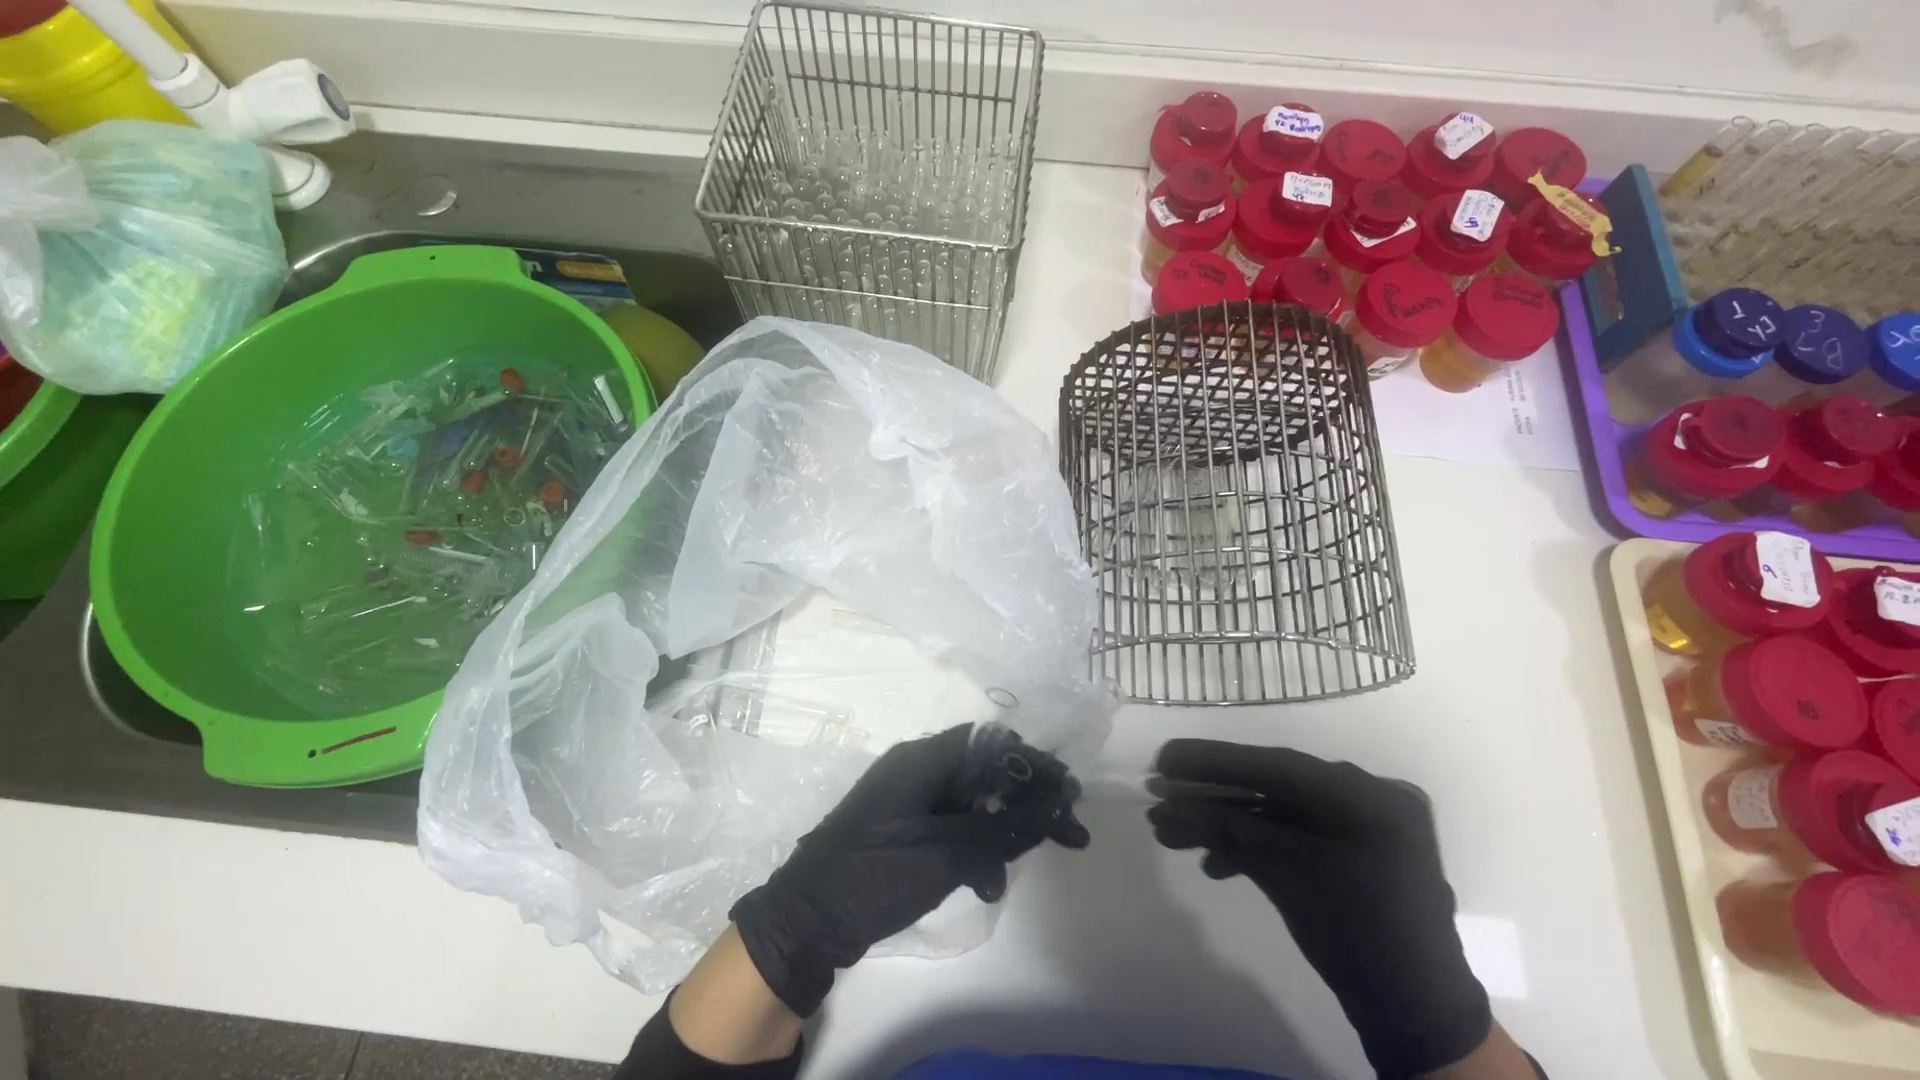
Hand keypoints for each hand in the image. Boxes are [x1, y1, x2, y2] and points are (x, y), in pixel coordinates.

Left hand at [730, 723, 1089, 1016]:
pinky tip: (985, 885)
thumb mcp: (946, 854)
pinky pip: (952, 831)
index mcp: (921, 761)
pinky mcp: (905, 835)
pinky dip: (974, 852)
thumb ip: (1002, 830)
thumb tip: (1054, 808)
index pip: (989, 742)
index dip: (1031, 762)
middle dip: (1024, 802)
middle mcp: (916, 772)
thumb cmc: (875, 875)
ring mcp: (908, 804)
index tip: (1066, 792)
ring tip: (1019, 868)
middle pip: (985, 773)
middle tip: (1062, 830)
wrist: (808, 922)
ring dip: (1000, 834)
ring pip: (972, 806)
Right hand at [1148, 741, 1490, 1079]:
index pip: (1278, 765)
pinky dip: (1254, 847)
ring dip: (1225, 824)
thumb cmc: (1357, 934)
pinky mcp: (1353, 856)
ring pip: (1278, 814)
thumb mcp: (1288, 875)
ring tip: (1170, 834)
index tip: (1165, 758)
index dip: (1214, 760)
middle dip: (1212, 796)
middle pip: (1274, 787)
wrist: (1414, 1012)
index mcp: (1369, 796)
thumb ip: (1232, 830)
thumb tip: (1173, 804)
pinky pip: (1295, 837)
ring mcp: (1364, 830)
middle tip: (1158, 793)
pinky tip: (1213, 864)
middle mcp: (1371, 800)